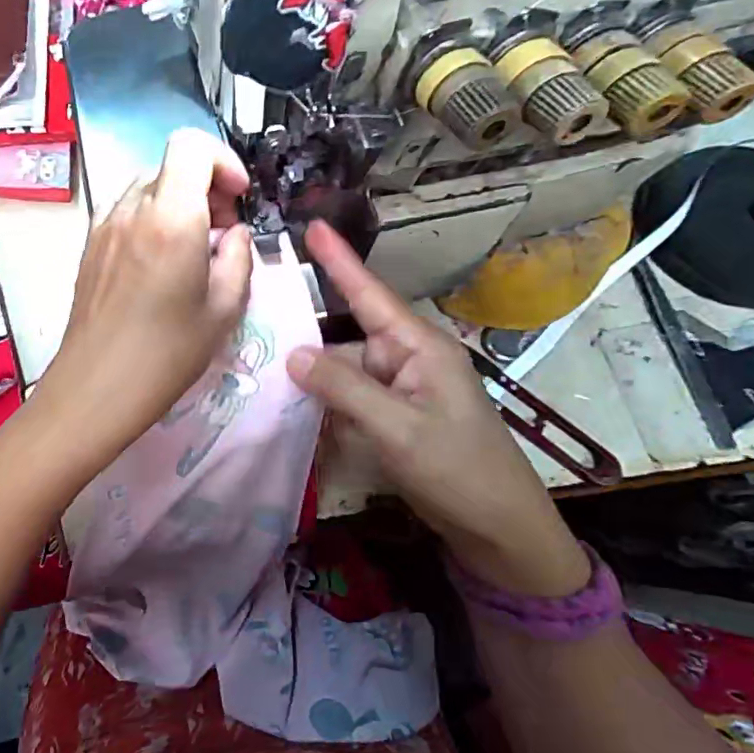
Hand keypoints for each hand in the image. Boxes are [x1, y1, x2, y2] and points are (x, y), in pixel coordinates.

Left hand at [38, 129, 252, 460]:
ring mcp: (102, 227)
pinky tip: (159, 268)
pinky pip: (125, 215)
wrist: (95, 389)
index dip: (222, 160)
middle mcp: (131, 209)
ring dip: (176, 206)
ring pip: (146, 190)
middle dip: (204, 188)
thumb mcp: (223, 309)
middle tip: (221, 234)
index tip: (237, 198)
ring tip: (191, 253)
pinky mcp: (88, 248)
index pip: (191, 145)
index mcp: (170, 216)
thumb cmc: (166, 353)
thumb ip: (238, 258)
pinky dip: (151, 223)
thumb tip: (234, 234)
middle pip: (170, 167)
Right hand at [287, 221, 589, 596]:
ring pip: (343, 374)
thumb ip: (344, 389)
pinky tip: (296, 412)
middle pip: (345, 339)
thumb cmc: (458, 469)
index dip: (339, 261)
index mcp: (418, 347)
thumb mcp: (398, 427)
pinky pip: (350, 401)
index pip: (370, 294)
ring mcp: (400, 391)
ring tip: (265, 377)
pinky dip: (327, 407)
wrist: (497, 526)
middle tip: (257, 328)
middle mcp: (407, 360)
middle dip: (307, 339)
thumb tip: (293, 354)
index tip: (312, 226)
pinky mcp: (394, 418)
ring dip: (313, 381)